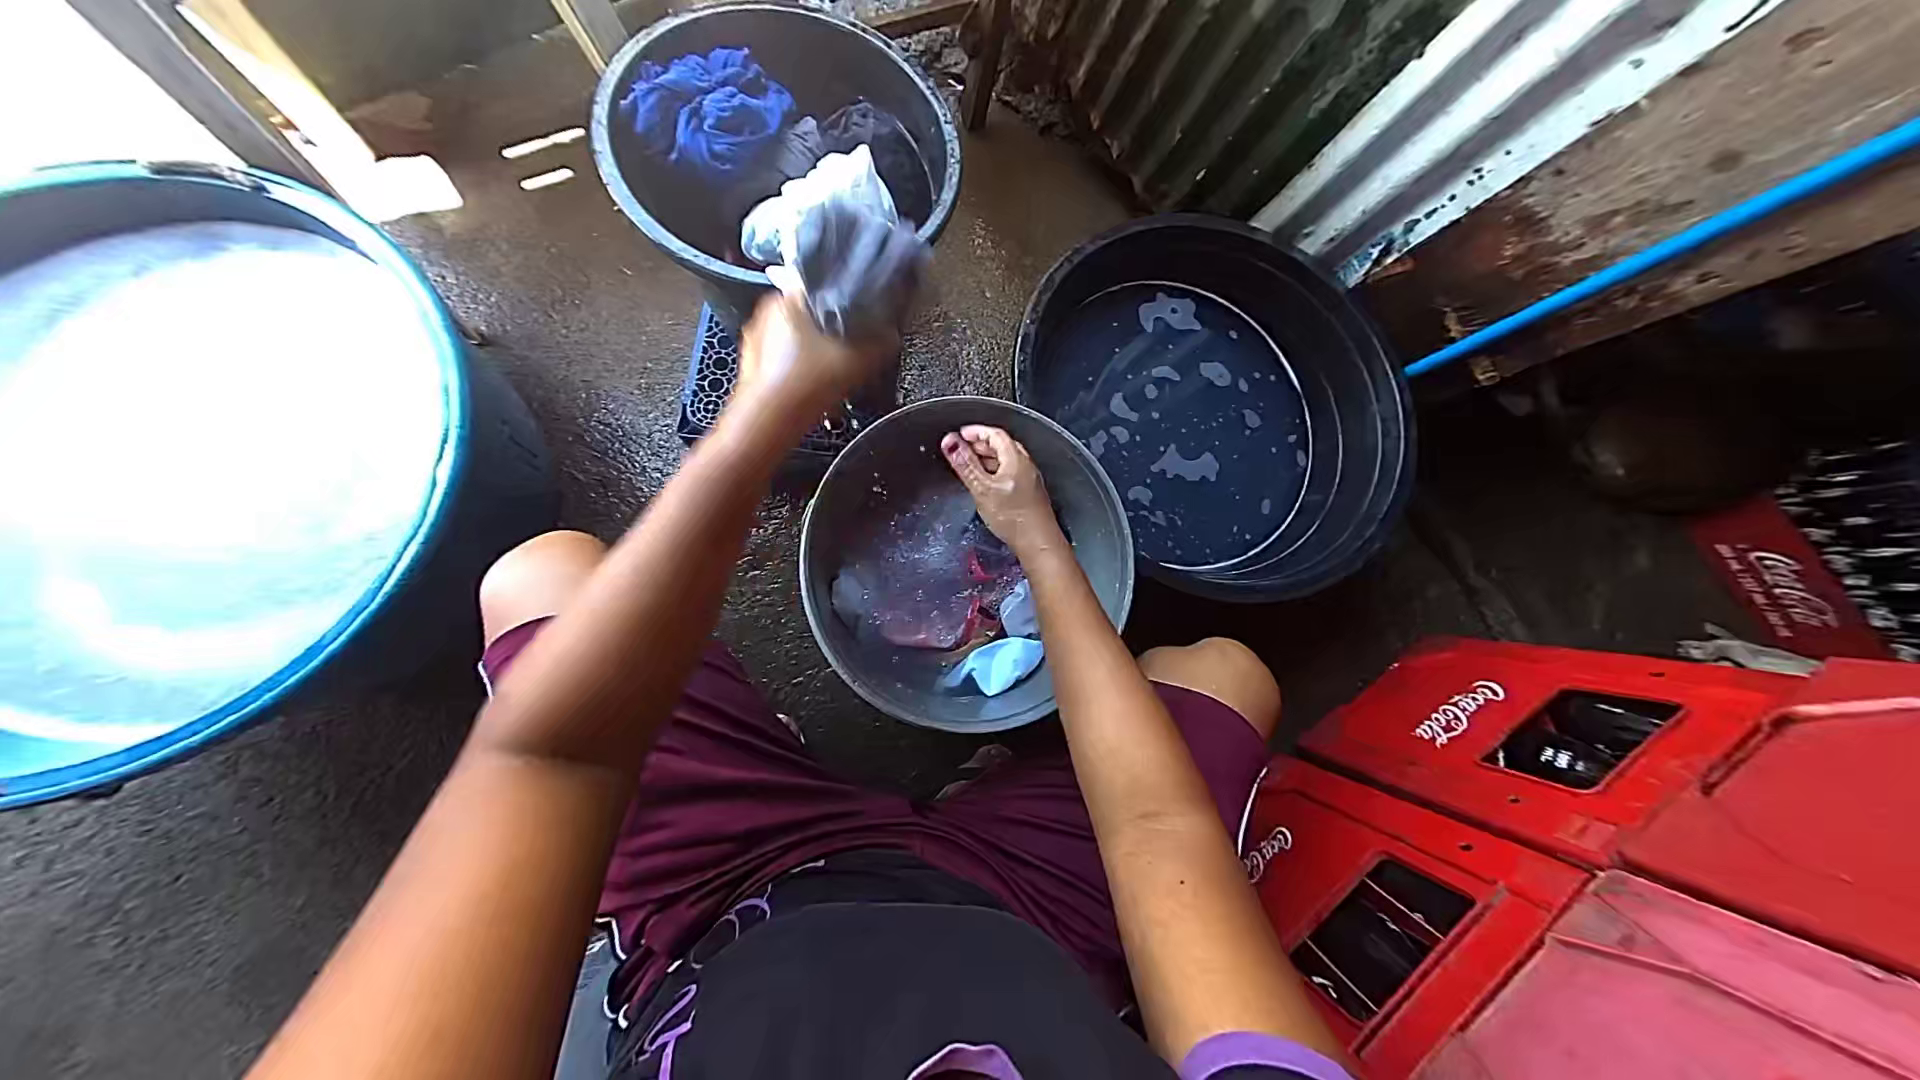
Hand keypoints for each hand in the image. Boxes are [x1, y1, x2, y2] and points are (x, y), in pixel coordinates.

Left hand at [734, 293, 891, 427]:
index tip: (855, 317)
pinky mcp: (752, 368)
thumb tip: (892, 337)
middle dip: (827, 332)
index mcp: (786, 299)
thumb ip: (880, 344)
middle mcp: (765, 314)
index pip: (820, 285)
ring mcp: (755, 342)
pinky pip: (781, 363)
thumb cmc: (806, 384)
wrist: (772, 422)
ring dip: (812, 354)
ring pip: (793, 340)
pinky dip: (797, 372)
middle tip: (846, 352)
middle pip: (807, 315)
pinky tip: (812, 389)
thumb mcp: (858, 361)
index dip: (842, 301)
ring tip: (830, 374)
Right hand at [941, 425, 1065, 558]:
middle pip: (1001, 445)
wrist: (1038, 543)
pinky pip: (1010, 473)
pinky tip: (986, 483)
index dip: (976, 431)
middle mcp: (1025, 465)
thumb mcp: (982, 489)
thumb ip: (965, 465)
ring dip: (987, 458)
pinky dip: (994, 471)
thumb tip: (950, 443)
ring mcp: (1029, 479)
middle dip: (980, 444)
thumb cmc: (1014, 518)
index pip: (995, 434)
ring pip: (1005, 460)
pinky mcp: (1029, 492)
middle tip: (961, 448)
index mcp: (1016, 459)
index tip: (960, 434)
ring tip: (969, 465)